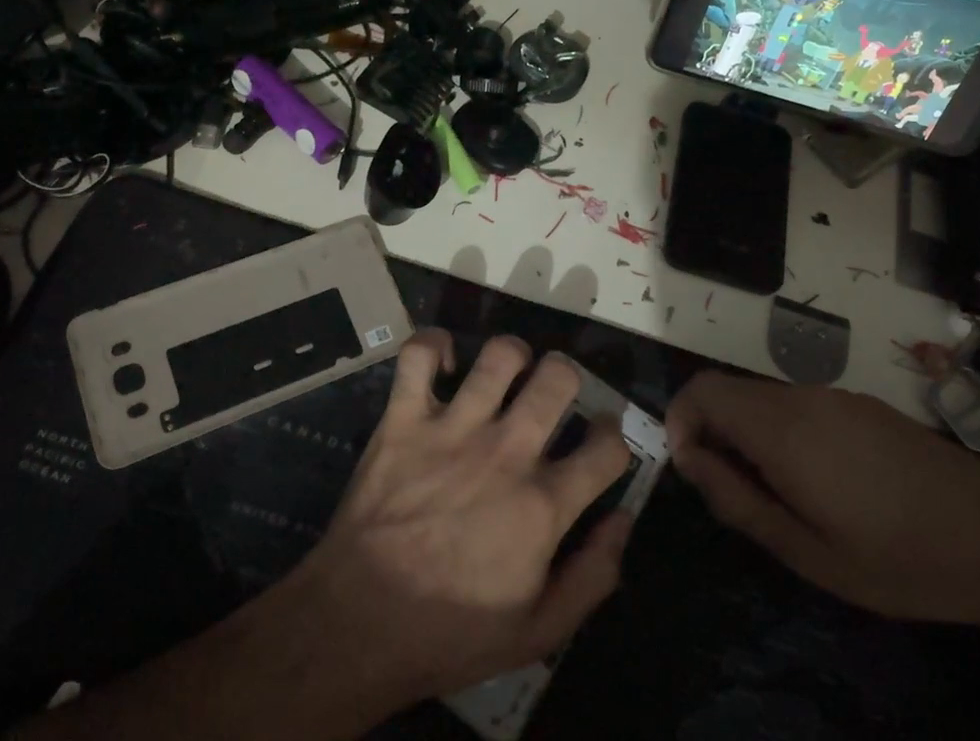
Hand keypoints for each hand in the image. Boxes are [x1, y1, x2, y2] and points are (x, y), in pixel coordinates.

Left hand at [283, 331, 634, 700]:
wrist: (357, 622)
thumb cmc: (449, 633)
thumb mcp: (538, 633)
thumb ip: (593, 576)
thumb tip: (622, 518)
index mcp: (543, 504)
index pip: (608, 446)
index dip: (614, 440)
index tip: (601, 445)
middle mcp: (506, 453)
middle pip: (560, 378)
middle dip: (569, 380)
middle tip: (555, 400)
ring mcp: (452, 429)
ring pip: (501, 355)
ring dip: (514, 356)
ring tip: (508, 375)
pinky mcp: (402, 419)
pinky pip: (419, 355)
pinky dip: (434, 346)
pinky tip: (444, 364)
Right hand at [666, 372, 979, 658]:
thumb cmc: (897, 560)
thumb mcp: (805, 551)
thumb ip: (736, 499)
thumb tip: (687, 459)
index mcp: (785, 429)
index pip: (702, 390)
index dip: (679, 421)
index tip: (692, 469)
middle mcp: (807, 398)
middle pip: (731, 391)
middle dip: (712, 431)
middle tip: (732, 492)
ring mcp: (840, 397)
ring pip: (765, 399)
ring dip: (748, 434)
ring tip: (777, 494)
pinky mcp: (865, 406)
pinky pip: (800, 405)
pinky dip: (782, 431)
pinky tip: (819, 482)